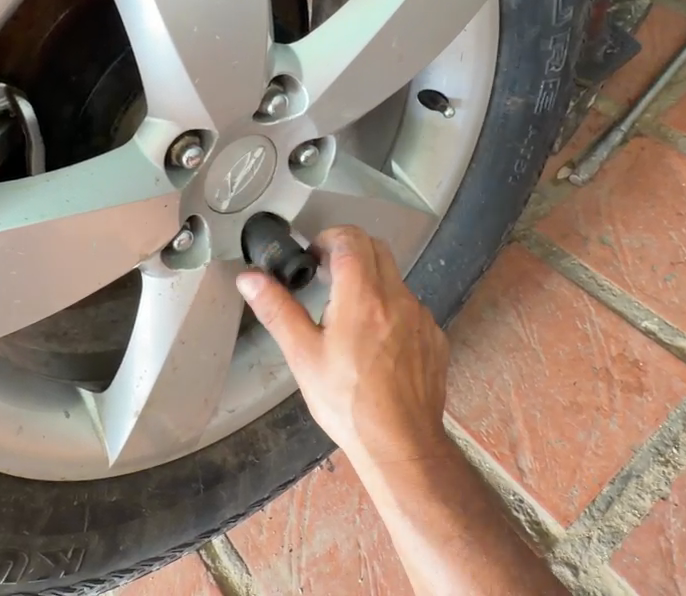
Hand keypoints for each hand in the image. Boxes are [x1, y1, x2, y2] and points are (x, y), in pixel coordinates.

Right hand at [237, 226, 456, 466]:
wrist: (401, 446)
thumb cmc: (347, 402)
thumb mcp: (302, 356)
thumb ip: (277, 309)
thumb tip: (249, 278)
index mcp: (362, 296)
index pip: (351, 239)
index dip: (329, 238)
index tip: (313, 256)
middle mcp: (397, 298)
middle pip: (377, 249)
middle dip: (349, 251)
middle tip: (326, 275)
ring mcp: (421, 318)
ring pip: (395, 278)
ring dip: (370, 281)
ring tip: (348, 315)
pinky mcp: (435, 338)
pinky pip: (411, 308)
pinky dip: (391, 309)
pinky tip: (376, 343)